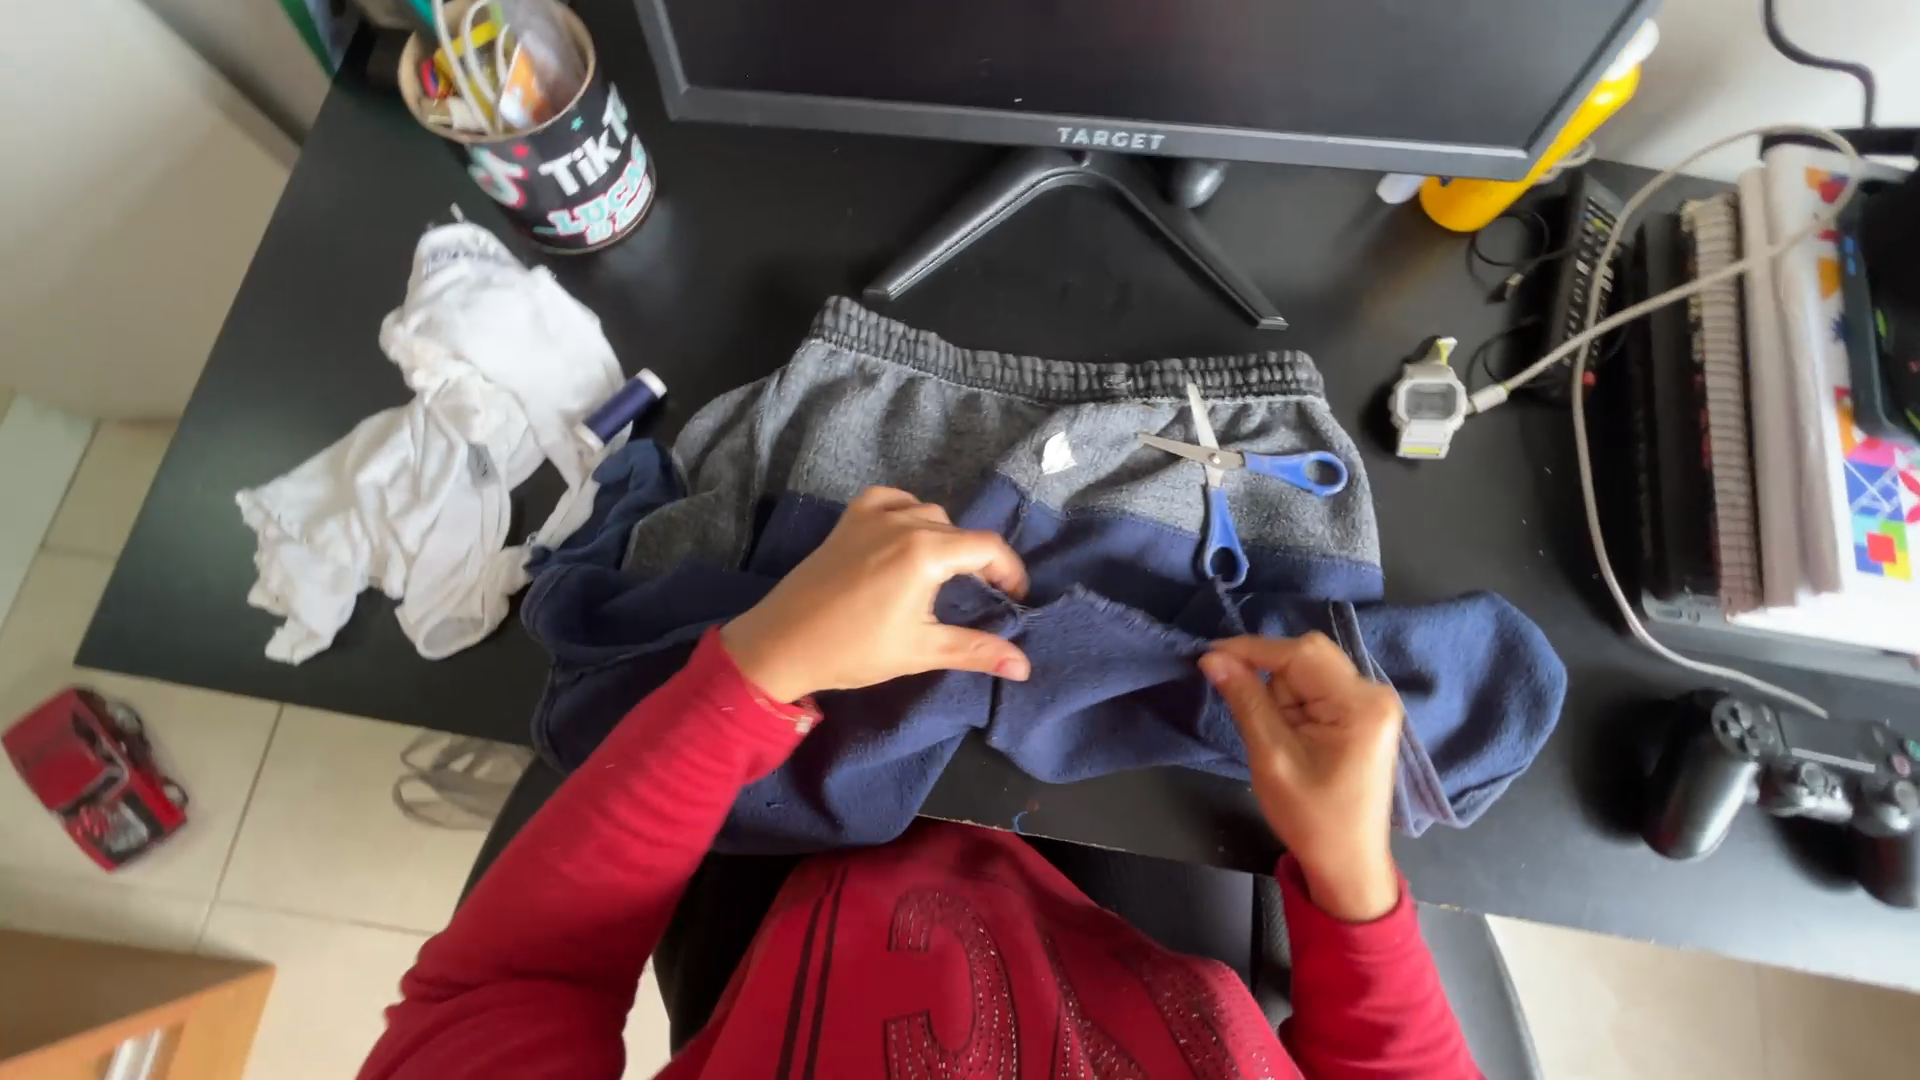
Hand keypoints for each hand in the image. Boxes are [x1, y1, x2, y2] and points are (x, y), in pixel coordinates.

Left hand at [719, 487, 1031, 702]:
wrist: (782, 643)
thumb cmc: (854, 649)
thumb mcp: (921, 651)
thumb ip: (977, 651)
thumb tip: (1024, 667)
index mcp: (926, 551)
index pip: (988, 548)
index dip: (1010, 572)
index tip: (1016, 599)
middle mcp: (904, 522)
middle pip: (960, 532)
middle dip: (978, 562)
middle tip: (980, 596)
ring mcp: (873, 515)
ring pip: (929, 514)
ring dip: (945, 539)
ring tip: (943, 572)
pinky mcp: (849, 519)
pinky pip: (892, 500)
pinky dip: (908, 513)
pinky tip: (906, 535)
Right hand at [1199, 634, 1403, 921]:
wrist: (1346, 862)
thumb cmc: (1311, 817)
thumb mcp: (1271, 757)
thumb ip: (1245, 700)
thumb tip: (1212, 658)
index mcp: (1360, 704)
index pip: (1299, 653)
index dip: (1250, 649)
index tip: (1208, 657)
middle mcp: (1371, 693)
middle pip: (1306, 655)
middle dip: (1265, 672)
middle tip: (1236, 697)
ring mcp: (1367, 703)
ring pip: (1304, 669)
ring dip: (1277, 691)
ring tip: (1273, 733)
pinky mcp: (1357, 713)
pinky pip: (1312, 687)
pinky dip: (1288, 700)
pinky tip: (1284, 730)